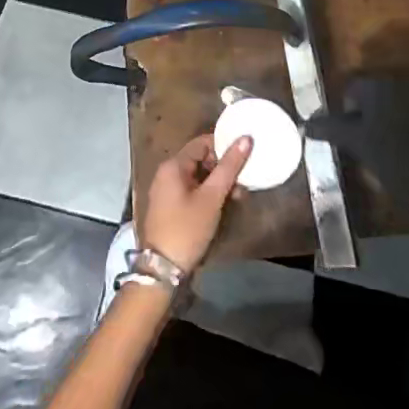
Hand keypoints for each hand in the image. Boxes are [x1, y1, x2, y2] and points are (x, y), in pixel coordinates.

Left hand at [140, 133, 251, 271]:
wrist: (162, 270)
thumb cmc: (187, 228)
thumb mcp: (212, 197)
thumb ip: (229, 167)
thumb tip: (245, 138)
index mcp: (173, 165)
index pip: (202, 142)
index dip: (224, 146)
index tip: (244, 155)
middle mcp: (167, 174)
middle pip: (200, 159)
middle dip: (223, 167)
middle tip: (244, 179)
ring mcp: (167, 192)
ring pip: (198, 177)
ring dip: (218, 183)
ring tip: (239, 195)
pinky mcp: (170, 207)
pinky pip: (193, 191)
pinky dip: (208, 194)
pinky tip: (224, 204)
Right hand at [305, 76, 408, 207]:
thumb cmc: (393, 160)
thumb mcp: (357, 145)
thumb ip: (331, 129)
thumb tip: (306, 124)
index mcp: (375, 86)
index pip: (354, 89)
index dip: (352, 109)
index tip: (356, 131)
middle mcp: (402, 77)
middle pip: (381, 89)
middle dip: (378, 106)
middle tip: (378, 135)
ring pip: (407, 94)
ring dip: (403, 108)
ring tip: (404, 137)